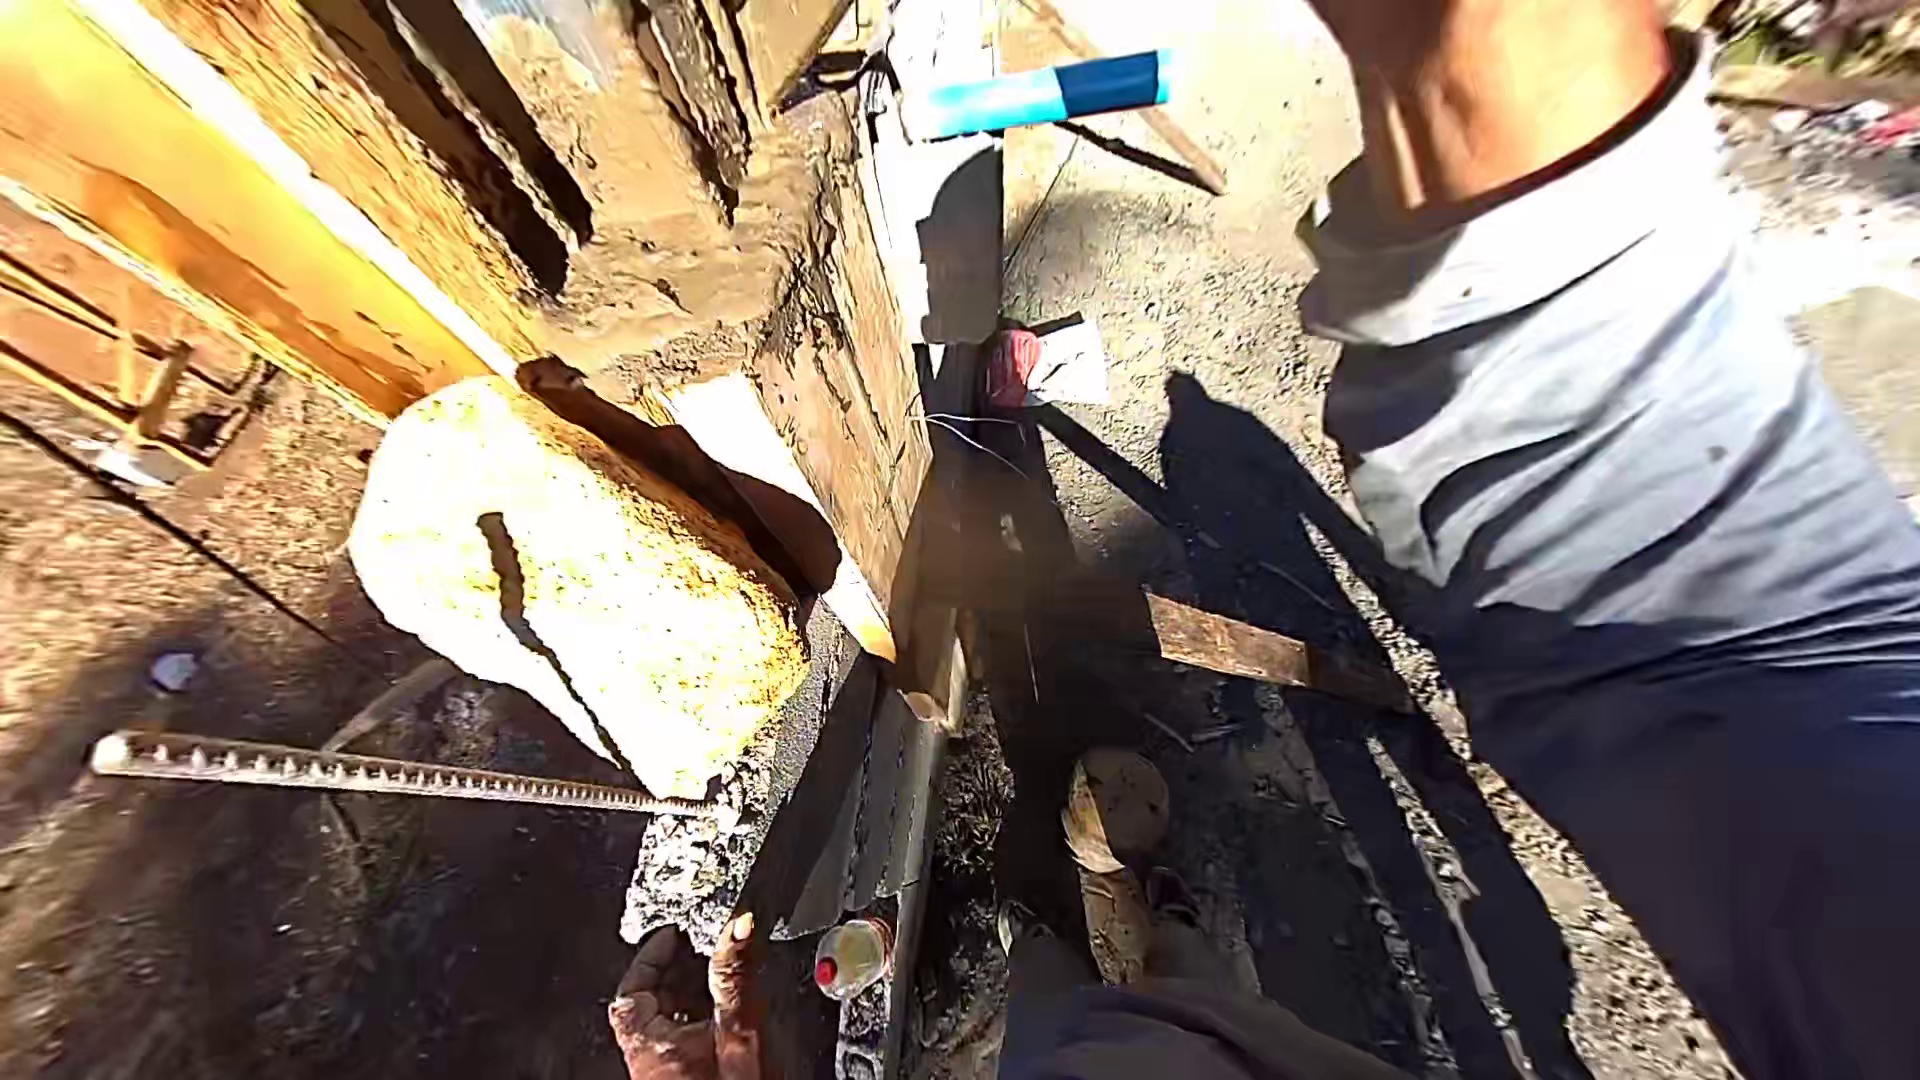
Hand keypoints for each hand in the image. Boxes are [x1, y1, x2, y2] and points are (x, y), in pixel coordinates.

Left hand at [608, 913, 761, 1079]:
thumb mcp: (742, 1030)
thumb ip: (737, 974)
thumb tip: (740, 922)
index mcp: (652, 1053)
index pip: (630, 994)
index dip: (650, 958)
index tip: (673, 933)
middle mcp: (652, 1069)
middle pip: (648, 1007)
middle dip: (675, 969)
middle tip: (703, 942)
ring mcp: (669, 1079)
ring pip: (667, 1025)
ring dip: (690, 991)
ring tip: (720, 967)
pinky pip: (686, 1041)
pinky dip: (703, 1015)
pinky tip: (729, 1009)